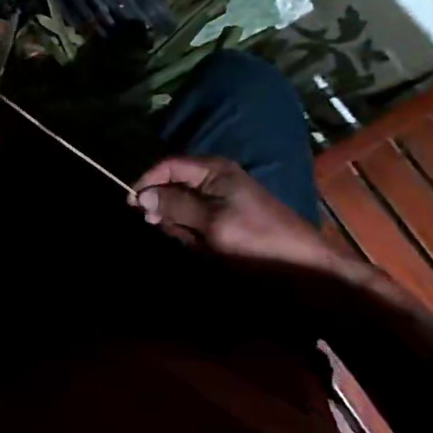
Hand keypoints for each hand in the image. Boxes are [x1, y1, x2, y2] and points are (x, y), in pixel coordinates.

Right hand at [131, 156, 334, 271]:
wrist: (302, 267)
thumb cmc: (257, 240)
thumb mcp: (212, 223)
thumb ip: (175, 206)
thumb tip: (141, 195)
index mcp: (213, 171)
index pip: (168, 165)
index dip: (147, 181)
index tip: (130, 205)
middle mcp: (215, 179)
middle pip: (172, 186)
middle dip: (167, 210)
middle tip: (174, 232)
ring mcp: (221, 200)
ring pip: (182, 208)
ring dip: (182, 227)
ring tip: (197, 246)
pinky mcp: (226, 220)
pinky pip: (196, 223)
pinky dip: (194, 237)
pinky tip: (205, 250)